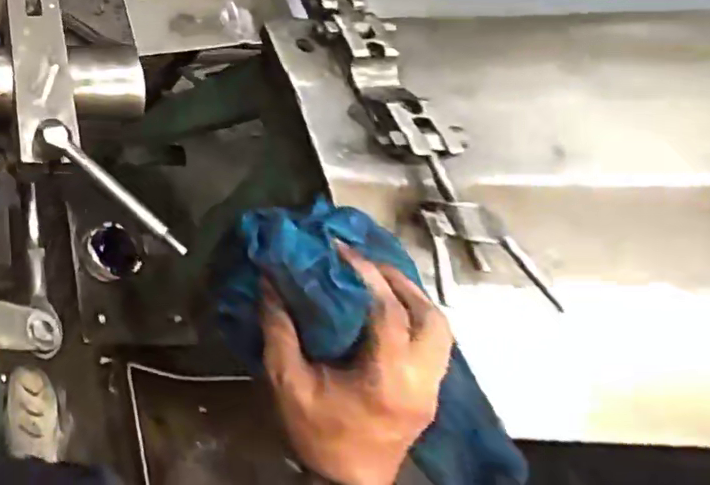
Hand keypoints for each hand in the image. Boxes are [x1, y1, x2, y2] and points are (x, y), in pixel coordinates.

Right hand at [261, 242, 452, 484]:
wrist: (347, 484)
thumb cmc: (316, 432)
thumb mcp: (286, 380)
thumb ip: (278, 327)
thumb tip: (269, 279)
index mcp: (388, 378)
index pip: (390, 313)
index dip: (366, 274)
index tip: (338, 248)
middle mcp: (420, 382)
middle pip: (432, 319)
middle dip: (399, 282)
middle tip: (363, 261)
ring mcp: (430, 390)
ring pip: (440, 331)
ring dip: (411, 298)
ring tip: (373, 277)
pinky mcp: (427, 394)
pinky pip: (432, 344)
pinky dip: (411, 316)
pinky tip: (380, 306)